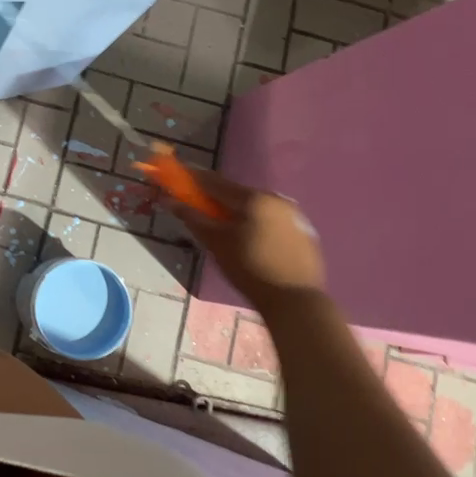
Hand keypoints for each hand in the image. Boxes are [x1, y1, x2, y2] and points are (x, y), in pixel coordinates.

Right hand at [170, 169, 326, 309]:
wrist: (295, 301)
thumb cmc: (249, 269)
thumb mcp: (216, 243)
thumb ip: (193, 218)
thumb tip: (170, 200)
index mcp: (254, 198)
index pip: (217, 182)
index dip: (195, 179)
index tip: (180, 175)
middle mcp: (276, 199)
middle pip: (239, 194)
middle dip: (219, 199)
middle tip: (202, 207)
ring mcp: (294, 215)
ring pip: (258, 208)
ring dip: (240, 212)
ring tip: (228, 228)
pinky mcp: (305, 232)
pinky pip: (273, 220)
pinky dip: (258, 224)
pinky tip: (253, 241)